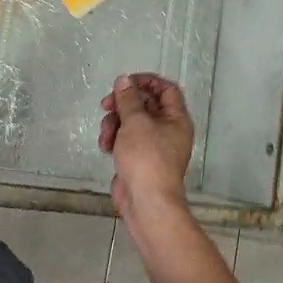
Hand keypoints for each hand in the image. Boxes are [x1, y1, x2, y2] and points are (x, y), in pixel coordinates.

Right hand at [99, 73, 193, 222]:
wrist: (146, 201)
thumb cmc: (146, 158)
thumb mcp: (136, 122)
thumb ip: (128, 99)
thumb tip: (124, 80)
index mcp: (176, 119)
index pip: (166, 89)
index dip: (146, 81)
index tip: (124, 82)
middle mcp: (167, 130)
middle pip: (145, 105)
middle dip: (123, 104)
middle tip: (106, 105)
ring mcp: (153, 146)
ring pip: (132, 123)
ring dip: (115, 124)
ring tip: (106, 136)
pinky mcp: (139, 159)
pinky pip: (126, 140)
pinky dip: (115, 140)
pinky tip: (106, 148)